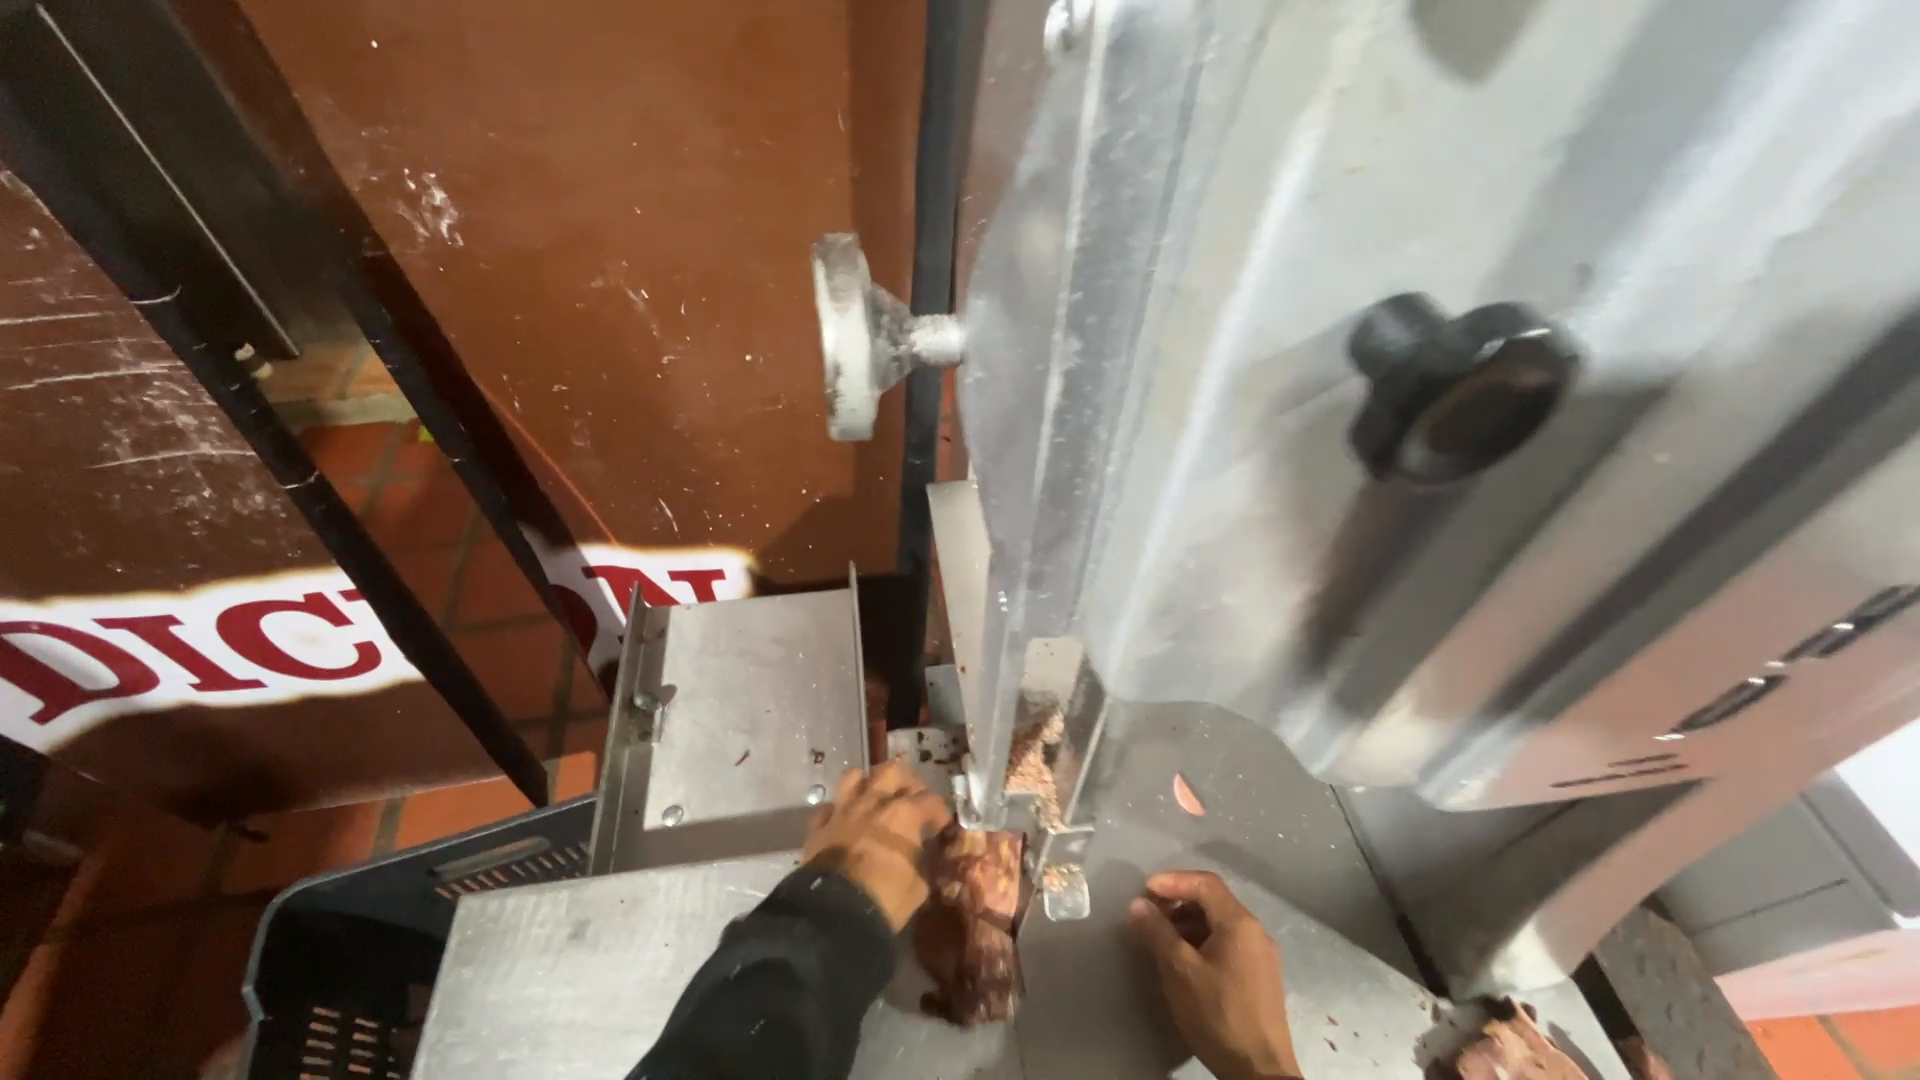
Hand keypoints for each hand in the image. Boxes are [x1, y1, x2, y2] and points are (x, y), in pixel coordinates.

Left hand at [803, 762, 952, 931]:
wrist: (834, 915)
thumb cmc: (885, 899)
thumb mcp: (919, 887)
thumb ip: (925, 864)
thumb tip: (926, 857)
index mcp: (903, 814)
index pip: (931, 800)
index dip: (940, 812)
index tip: (941, 827)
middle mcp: (873, 803)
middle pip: (892, 771)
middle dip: (905, 782)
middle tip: (910, 800)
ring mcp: (843, 811)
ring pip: (854, 777)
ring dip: (867, 784)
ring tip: (875, 799)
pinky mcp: (818, 827)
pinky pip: (828, 808)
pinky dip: (837, 811)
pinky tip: (844, 822)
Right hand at [1130, 871, 1301, 1079]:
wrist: (1260, 1073)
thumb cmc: (1218, 1015)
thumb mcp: (1180, 971)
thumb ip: (1157, 932)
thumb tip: (1137, 904)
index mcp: (1240, 923)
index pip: (1205, 883)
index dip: (1172, 881)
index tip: (1143, 892)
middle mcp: (1255, 932)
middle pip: (1213, 901)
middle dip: (1177, 901)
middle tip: (1148, 914)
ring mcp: (1261, 956)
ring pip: (1219, 924)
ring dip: (1187, 923)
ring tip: (1160, 938)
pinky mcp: (1259, 978)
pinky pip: (1227, 944)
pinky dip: (1201, 941)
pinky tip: (1183, 961)